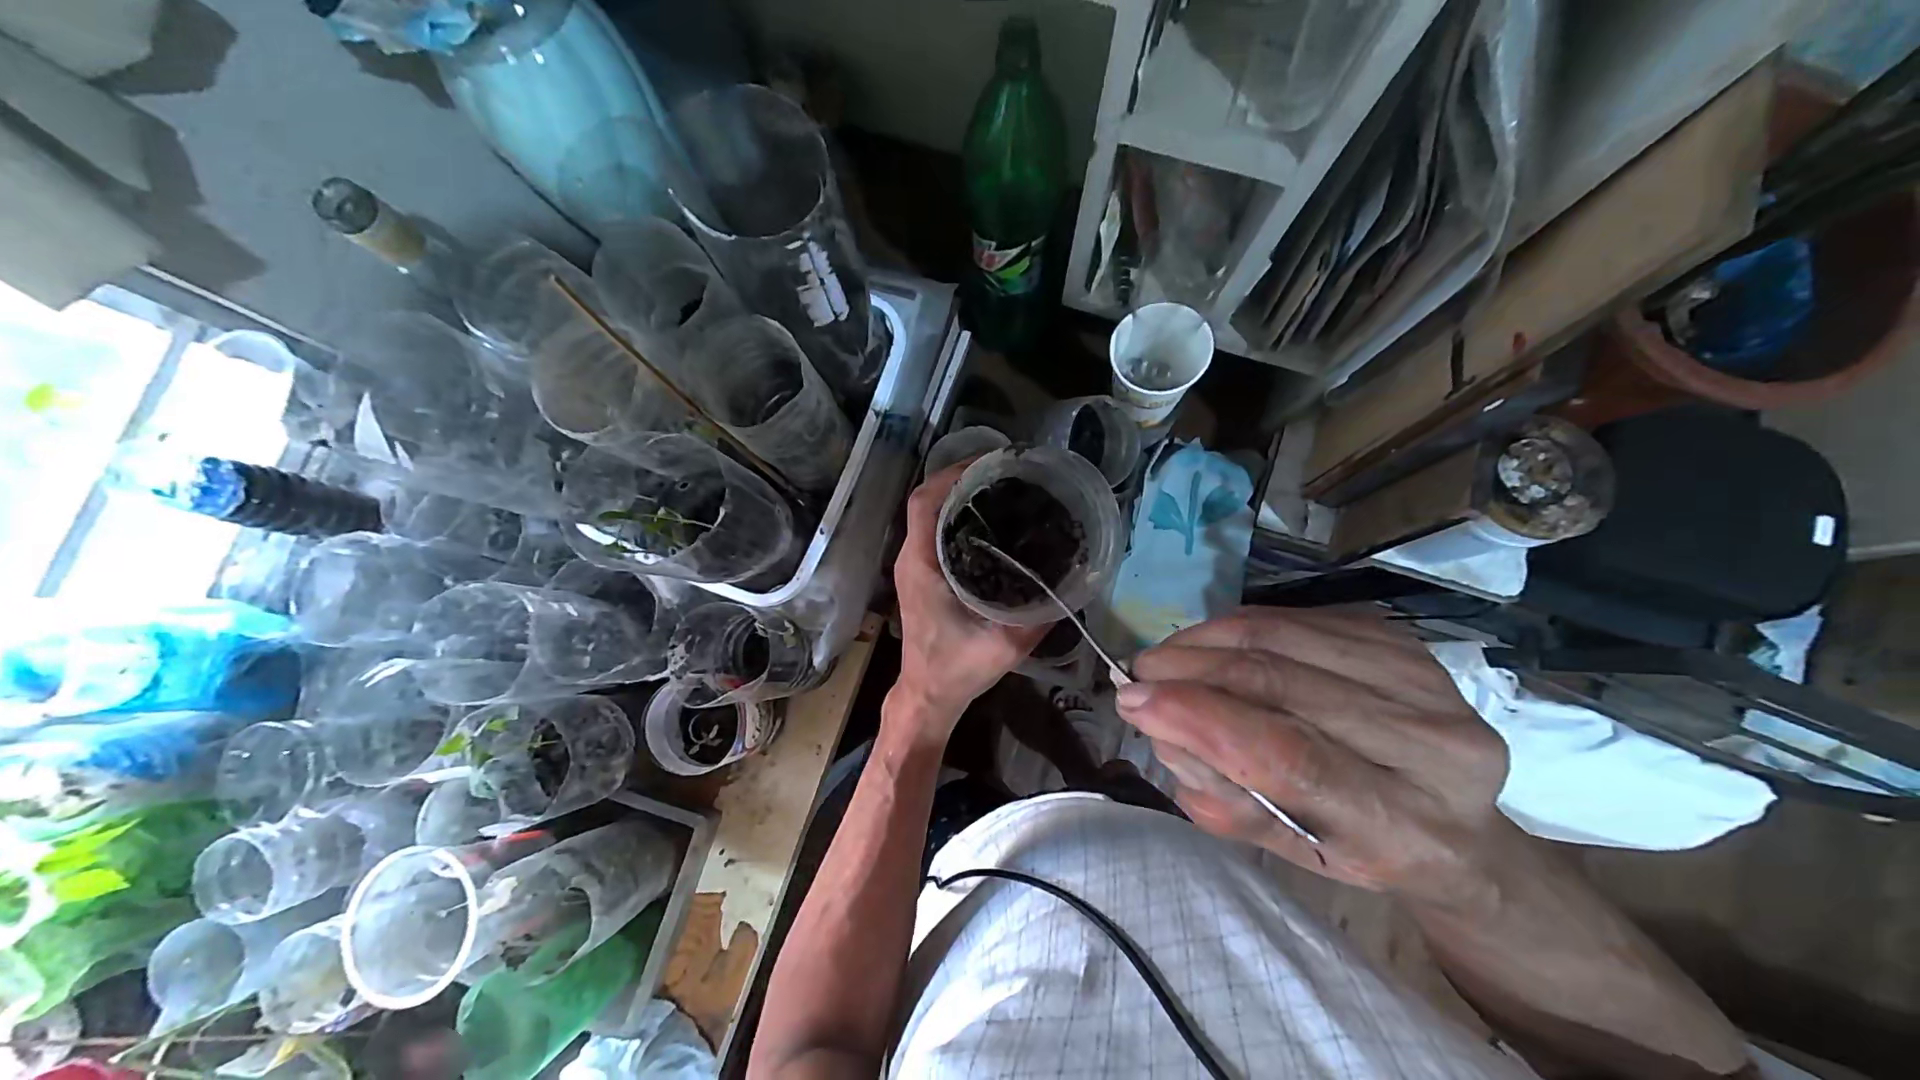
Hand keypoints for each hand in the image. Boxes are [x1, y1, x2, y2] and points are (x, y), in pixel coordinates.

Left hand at [889, 461, 1050, 739]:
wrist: (928, 695)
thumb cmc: (957, 669)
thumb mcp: (1005, 644)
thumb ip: (1039, 614)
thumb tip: (1074, 579)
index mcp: (922, 565)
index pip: (924, 502)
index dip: (952, 473)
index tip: (990, 461)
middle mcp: (911, 558)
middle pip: (927, 500)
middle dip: (962, 477)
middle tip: (1006, 471)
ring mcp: (913, 566)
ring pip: (929, 514)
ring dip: (959, 495)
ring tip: (1002, 487)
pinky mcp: (921, 575)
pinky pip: (934, 531)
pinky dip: (957, 515)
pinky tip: (991, 520)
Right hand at [1116, 606, 1513, 910]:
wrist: (1448, 820)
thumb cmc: (1357, 848)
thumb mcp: (1287, 850)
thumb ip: (1221, 797)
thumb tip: (1159, 722)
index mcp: (1404, 822)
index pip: (1289, 755)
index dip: (1201, 720)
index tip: (1134, 701)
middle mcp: (1430, 740)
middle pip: (1280, 681)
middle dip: (1189, 671)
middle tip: (1136, 676)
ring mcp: (1419, 676)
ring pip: (1281, 635)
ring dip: (1202, 641)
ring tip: (1163, 659)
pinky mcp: (1396, 637)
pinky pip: (1291, 617)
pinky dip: (1231, 628)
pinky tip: (1206, 646)